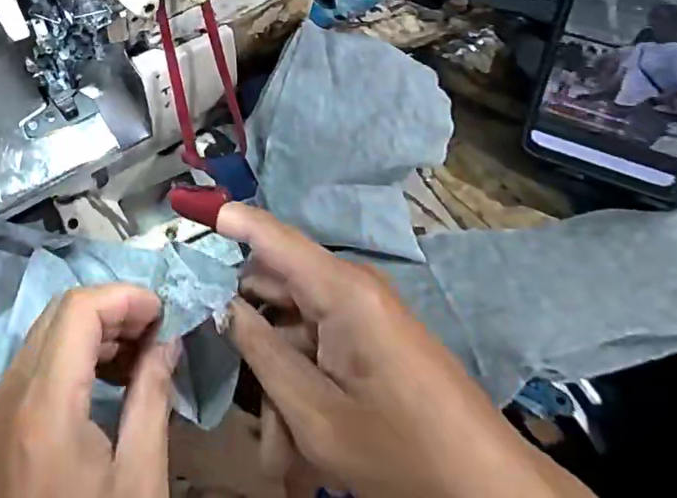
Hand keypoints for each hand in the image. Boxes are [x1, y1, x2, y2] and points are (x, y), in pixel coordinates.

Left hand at [0, 284, 180, 497]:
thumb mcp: (139, 480)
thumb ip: (152, 398)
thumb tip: (166, 340)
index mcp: (43, 403)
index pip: (78, 310)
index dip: (123, 297)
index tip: (164, 309)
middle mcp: (9, 389)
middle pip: (58, 313)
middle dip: (111, 309)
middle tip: (157, 329)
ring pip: (45, 332)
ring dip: (92, 329)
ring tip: (140, 351)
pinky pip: (34, 361)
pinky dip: (72, 353)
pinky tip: (107, 375)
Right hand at [215, 203, 591, 497]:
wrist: (495, 496)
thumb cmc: (402, 451)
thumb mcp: (314, 411)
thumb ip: (259, 348)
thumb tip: (220, 305)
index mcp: (339, 289)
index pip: (267, 233)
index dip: (222, 216)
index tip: (181, 206)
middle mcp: (349, 286)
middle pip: (272, 283)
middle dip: (243, 327)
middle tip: (213, 363)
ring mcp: (362, 312)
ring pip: (291, 322)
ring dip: (273, 372)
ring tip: (274, 447)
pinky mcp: (370, 336)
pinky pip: (316, 341)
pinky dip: (299, 380)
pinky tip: (294, 441)